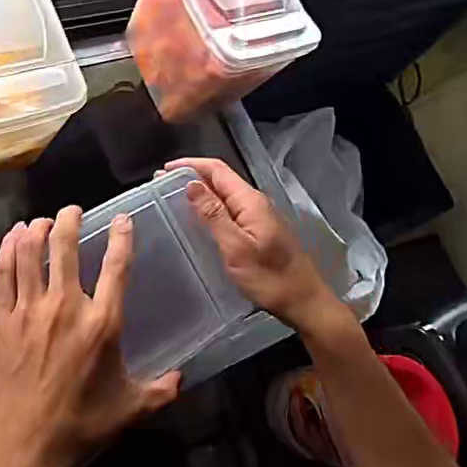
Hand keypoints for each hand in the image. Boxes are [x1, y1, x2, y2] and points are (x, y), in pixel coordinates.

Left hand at [0, 208, 180, 466]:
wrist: (24, 452)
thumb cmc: (82, 429)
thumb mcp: (131, 409)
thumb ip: (160, 388)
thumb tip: (182, 377)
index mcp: (103, 324)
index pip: (116, 266)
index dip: (121, 236)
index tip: (122, 219)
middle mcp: (66, 308)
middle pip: (65, 247)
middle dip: (69, 220)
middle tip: (72, 211)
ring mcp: (29, 312)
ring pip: (30, 254)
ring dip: (37, 229)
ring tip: (42, 221)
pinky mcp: (1, 322)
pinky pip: (4, 274)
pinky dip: (9, 250)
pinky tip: (14, 238)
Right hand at [167, 157, 349, 337]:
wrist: (303, 301)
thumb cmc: (270, 278)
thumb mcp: (236, 248)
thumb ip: (214, 215)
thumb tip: (192, 185)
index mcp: (250, 201)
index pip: (218, 170)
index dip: (190, 165)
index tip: (164, 170)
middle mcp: (256, 203)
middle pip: (221, 179)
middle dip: (192, 177)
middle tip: (163, 185)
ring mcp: (259, 216)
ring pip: (225, 195)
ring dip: (201, 192)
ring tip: (174, 199)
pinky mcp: (259, 230)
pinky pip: (230, 210)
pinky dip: (211, 208)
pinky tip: (198, 220)